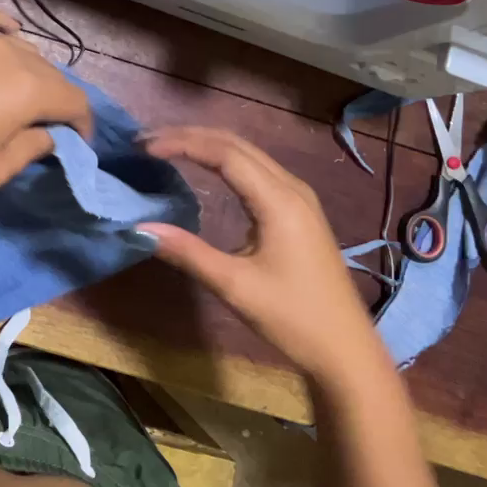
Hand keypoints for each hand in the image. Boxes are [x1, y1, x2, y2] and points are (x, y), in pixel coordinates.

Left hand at [0, 8, 92, 196]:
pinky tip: (7, 35)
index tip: (76, 144)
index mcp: (30, 89)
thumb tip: (47, 135)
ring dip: (32, 71)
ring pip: (24, 48)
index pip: (75, 101)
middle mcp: (12, 54)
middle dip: (56, 101)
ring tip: (20, 95)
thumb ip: (32, 148)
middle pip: (51, 74)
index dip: (82, 125)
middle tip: (45, 126)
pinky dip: (3, 27)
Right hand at [135, 128, 384, 381]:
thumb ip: (188, 252)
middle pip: (235, 144)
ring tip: (165, 147)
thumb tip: (140, 227)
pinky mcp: (297, 210)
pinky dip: (222, 159)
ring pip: (246, 153)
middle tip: (146, 141)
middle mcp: (291, 188)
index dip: (182, 143)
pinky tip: (201, 167)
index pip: (224, 153)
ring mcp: (298, 197)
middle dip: (189, 136)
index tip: (145, 148)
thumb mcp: (235, 287)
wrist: (346, 350)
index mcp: (279, 201)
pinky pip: (255, 168)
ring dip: (205, 144)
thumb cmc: (293, 318)